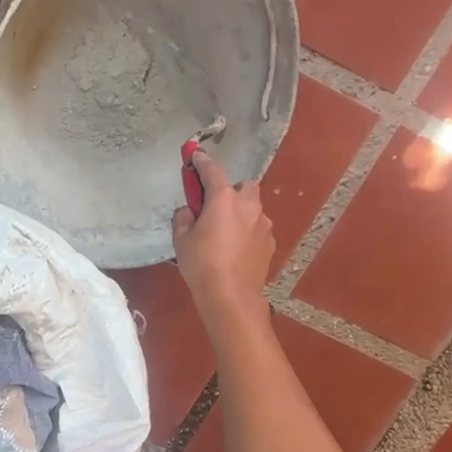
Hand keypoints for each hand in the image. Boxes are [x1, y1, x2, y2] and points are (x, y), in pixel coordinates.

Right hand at [173, 149, 274, 324]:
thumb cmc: (201, 264)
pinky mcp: (269, 243)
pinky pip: (257, 229)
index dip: (202, 161)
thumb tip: (190, 211)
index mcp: (224, 199)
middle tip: (215, 207)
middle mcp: (248, 206)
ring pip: (253, 208)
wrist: (230, 295)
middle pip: (244, 186)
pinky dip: (248, 232)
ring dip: (241, 213)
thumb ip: (184, 218)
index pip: (212, 171)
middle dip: (231, 191)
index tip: (195, 155)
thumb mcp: (181, 239)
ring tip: (225, 233)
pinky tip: (236, 250)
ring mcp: (263, 225)